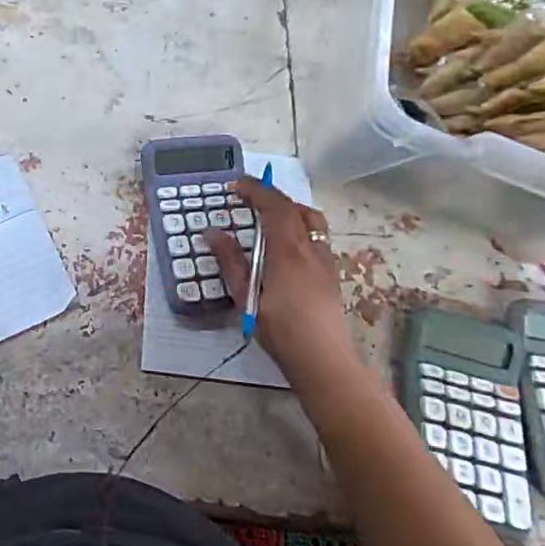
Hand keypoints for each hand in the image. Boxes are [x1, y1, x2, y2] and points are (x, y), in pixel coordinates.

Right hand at [203, 179, 362, 385]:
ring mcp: (326, 261)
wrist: (324, 360)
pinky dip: (300, 229)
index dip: (255, 190)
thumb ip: (231, 261)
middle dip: (272, 197)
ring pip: (312, 221)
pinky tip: (287, 249)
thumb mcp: (247, 296)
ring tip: (269, 219)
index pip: (274, 206)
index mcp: (289, 250)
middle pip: (296, 208)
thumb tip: (212, 232)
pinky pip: (317, 237)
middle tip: (250, 199)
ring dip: (290, 211)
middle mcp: (311, 248)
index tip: (236, 185)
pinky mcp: (331, 275)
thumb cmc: (281, 330)